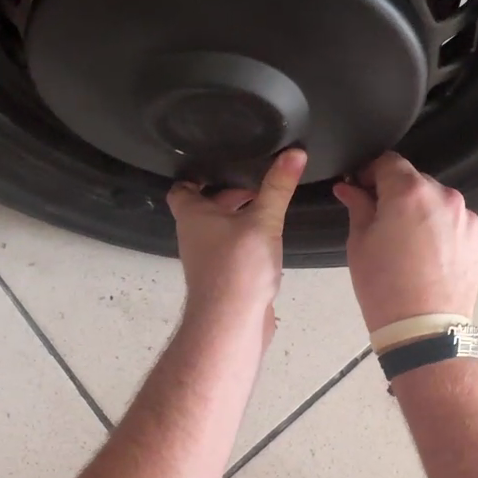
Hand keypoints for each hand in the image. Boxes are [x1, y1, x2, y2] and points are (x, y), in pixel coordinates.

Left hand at [168, 149, 306, 327]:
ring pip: (219, 229)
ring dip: (239, 218)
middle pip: (205, 207)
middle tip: (255, 182)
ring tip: (266, 206)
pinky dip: (245, 241)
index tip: (221, 162)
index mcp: (192, 216)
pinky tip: (268, 240)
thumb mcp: (263, 220)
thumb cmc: (237, 267)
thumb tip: (294, 153)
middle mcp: (193, 235)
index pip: (182, 188)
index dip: (198, 174)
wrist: (230, 323)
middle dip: (228, 194)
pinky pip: (231, 251)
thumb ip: (278, 187)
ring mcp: (206, 259)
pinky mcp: (221, 277)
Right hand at [332, 152, 477, 330]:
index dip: (369, 172)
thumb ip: (357, 206)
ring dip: (419, 210)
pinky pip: (454, 221)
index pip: (387, 161)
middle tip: (379, 219)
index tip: (360, 188)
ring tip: (405, 242)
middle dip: (395, 192)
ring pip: (436, 201)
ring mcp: (466, 217)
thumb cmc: (384, 287)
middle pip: (414, 180)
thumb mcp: (359, 243)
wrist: (424, 328)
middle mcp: (443, 196)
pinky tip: (426, 254)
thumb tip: (349, 188)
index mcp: (409, 192)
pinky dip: (439, 229)